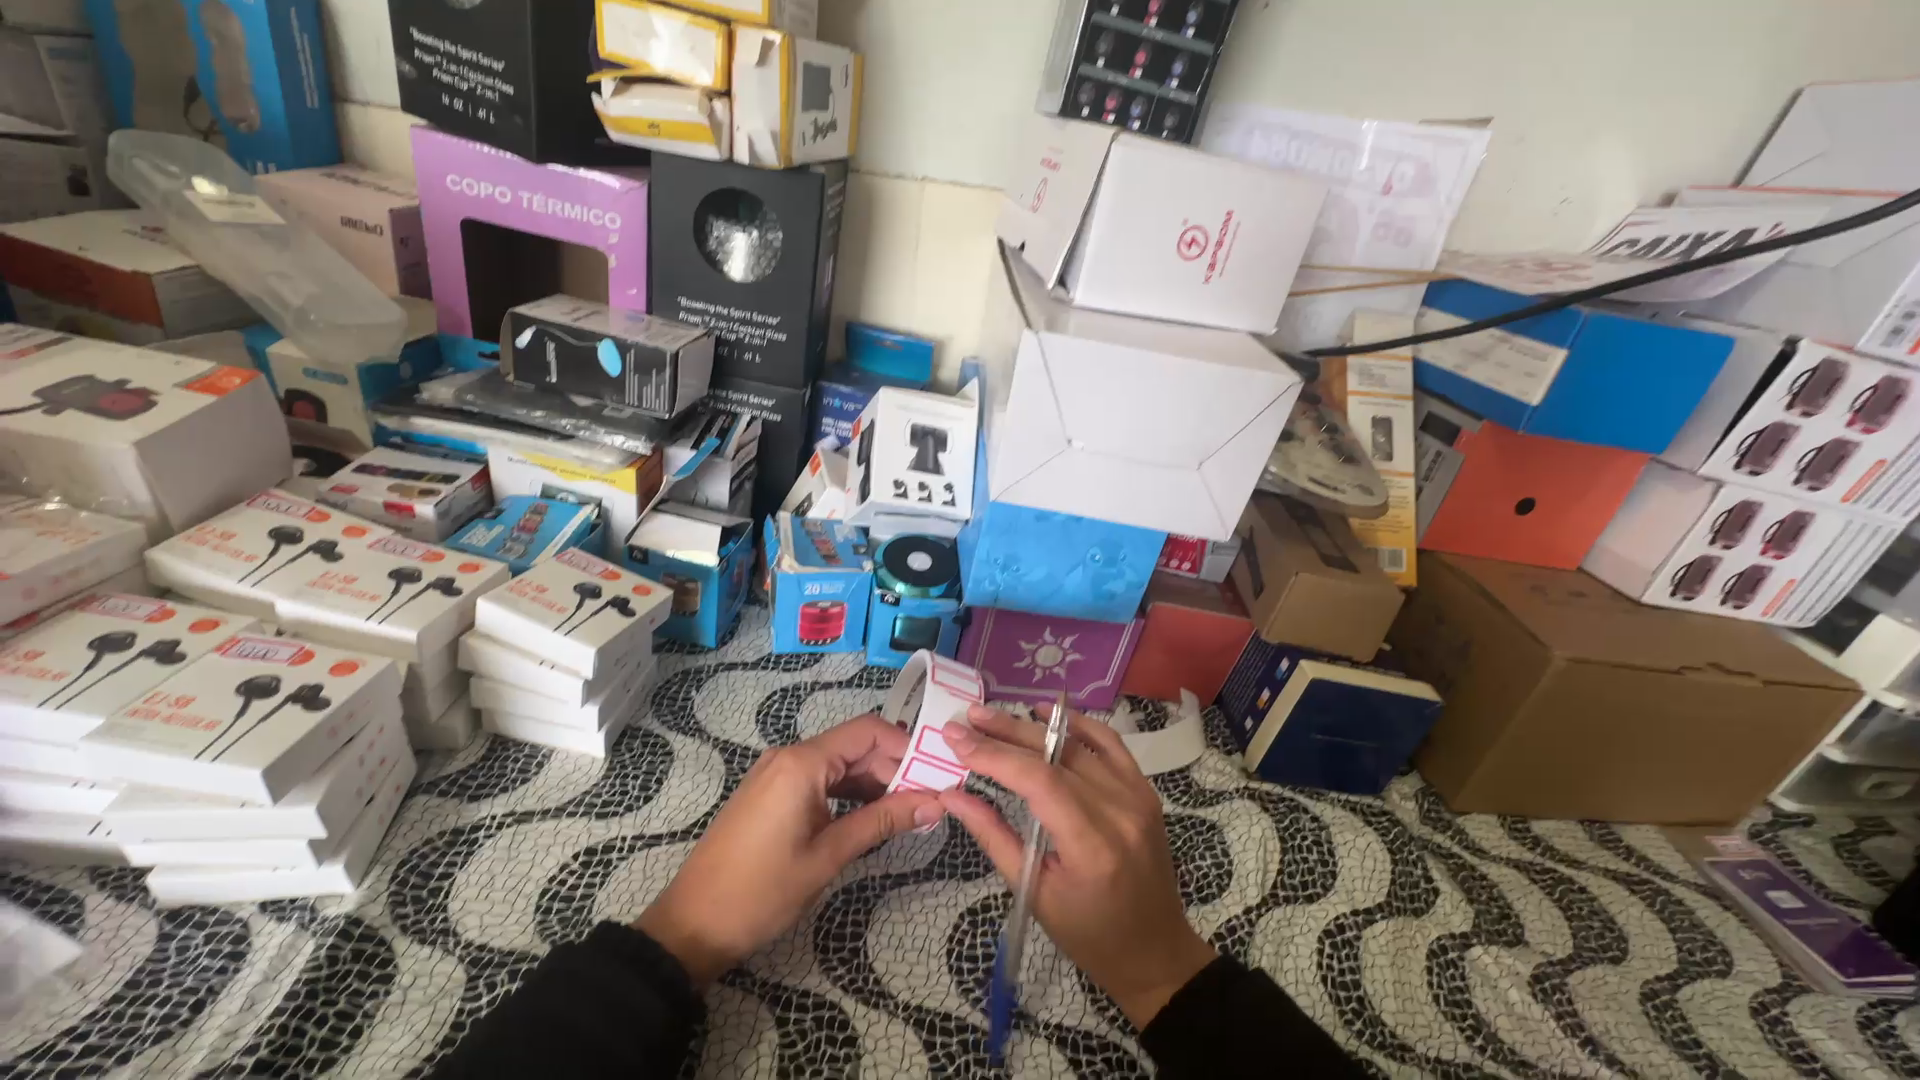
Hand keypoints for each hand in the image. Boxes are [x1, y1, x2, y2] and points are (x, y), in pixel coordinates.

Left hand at [635, 714, 940, 984]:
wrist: (692, 925)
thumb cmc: (761, 891)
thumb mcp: (828, 856)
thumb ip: (882, 822)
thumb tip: (934, 803)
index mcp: (802, 763)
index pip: (868, 731)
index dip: (906, 746)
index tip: (937, 774)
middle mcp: (788, 757)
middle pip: (855, 745)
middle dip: (894, 767)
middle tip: (930, 798)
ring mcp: (776, 774)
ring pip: (838, 763)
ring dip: (873, 782)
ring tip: (908, 811)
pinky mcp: (771, 794)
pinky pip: (819, 779)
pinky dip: (848, 793)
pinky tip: (871, 816)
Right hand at [938, 704, 1217, 1028]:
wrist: (1155, 951)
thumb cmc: (1089, 934)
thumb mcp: (1032, 894)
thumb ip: (992, 836)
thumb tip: (951, 794)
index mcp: (1092, 846)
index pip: (1038, 780)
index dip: (994, 754)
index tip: (956, 738)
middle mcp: (1120, 811)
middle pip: (1056, 755)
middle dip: (1006, 732)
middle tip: (967, 717)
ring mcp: (1139, 796)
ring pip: (1078, 745)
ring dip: (1032, 726)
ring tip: (992, 715)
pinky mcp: (1145, 791)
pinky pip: (1110, 745)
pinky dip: (1078, 725)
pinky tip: (1046, 713)